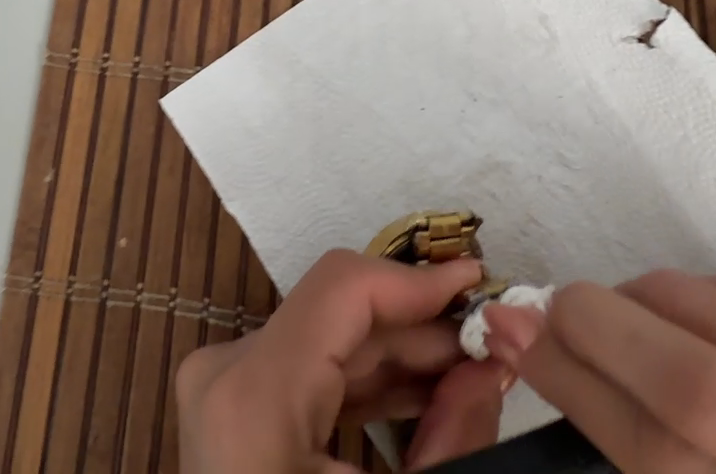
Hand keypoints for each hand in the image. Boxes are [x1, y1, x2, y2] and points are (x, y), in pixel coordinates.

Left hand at [176, 249, 507, 473]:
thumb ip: (453, 434)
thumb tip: (487, 365)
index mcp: (254, 392)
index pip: (344, 288)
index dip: (418, 280)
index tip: (480, 282)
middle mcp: (226, 369)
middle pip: (340, 317)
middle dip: (423, 330)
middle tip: (493, 349)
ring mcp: (221, 386)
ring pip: (328, 342)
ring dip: (402, 356)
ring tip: (473, 377)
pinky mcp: (231, 406)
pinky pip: (310, 374)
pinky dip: (369, 383)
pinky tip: (426, 399)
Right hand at [482, 270, 715, 473]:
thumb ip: (629, 434)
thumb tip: (527, 338)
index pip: (659, 450)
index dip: (568, 383)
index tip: (506, 331)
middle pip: (691, 379)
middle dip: (588, 327)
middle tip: (545, 312)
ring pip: (700, 304)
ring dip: (633, 305)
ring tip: (631, 331)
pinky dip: (690, 298)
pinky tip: (705, 333)